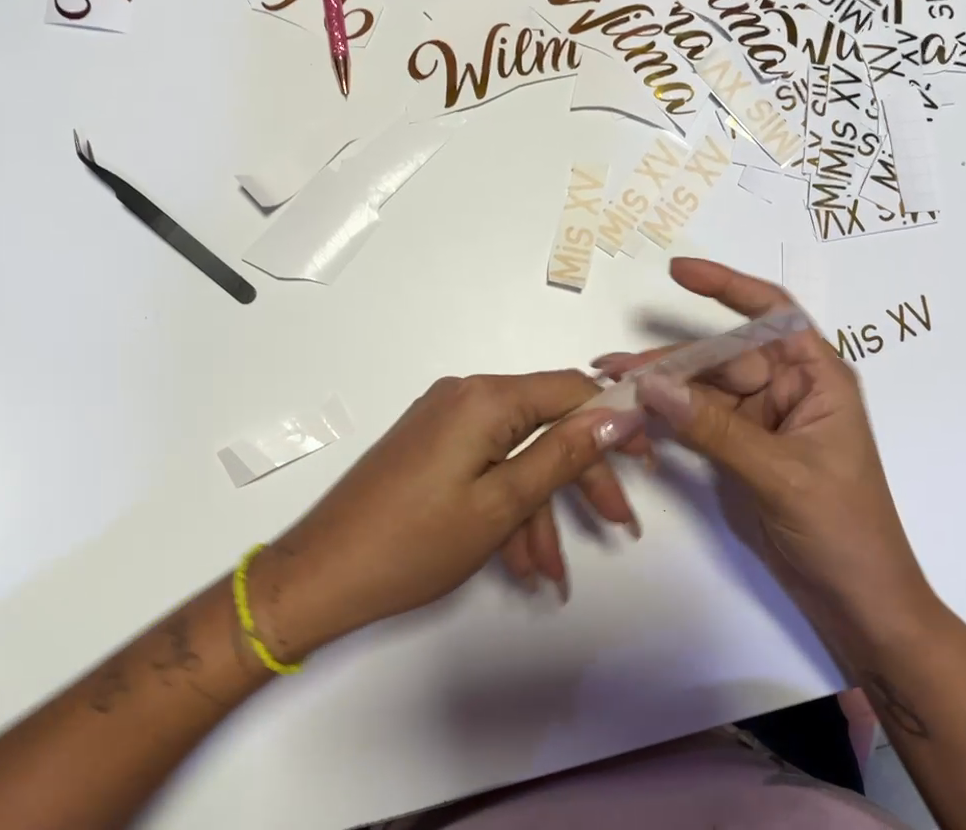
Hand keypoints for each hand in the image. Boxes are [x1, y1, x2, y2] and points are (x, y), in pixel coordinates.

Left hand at [245, 371, 643, 661]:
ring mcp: (442, 424)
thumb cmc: (415, 542)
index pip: (570, 389)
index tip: (645, 463)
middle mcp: (464, 397)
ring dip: (540, 512)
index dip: (614, 422)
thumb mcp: (501, 503)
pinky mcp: (429, 450)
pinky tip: (520, 564)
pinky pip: (485, 469)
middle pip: (545, 426)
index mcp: (484, 398)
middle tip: (620, 525)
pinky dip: (506, 510)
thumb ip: (563, 454)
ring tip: (551, 574)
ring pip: (515, 458)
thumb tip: (620, 412)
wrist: (320, 576)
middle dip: (581, 480)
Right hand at [592, 259, 929, 620]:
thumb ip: (715, 429)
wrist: (857, 602)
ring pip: (701, 392)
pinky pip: (696, 425)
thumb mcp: (781, 474)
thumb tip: (653, 388)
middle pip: (721, 358)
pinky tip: (634, 423)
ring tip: (610, 391)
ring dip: (659, 392)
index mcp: (817, 379)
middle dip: (669, 360)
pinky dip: (666, 423)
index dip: (727, 286)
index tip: (678, 271)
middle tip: (613, 370)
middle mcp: (787, 392)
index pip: (772, 314)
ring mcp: (760, 424)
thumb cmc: (844, 530)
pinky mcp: (739, 454)